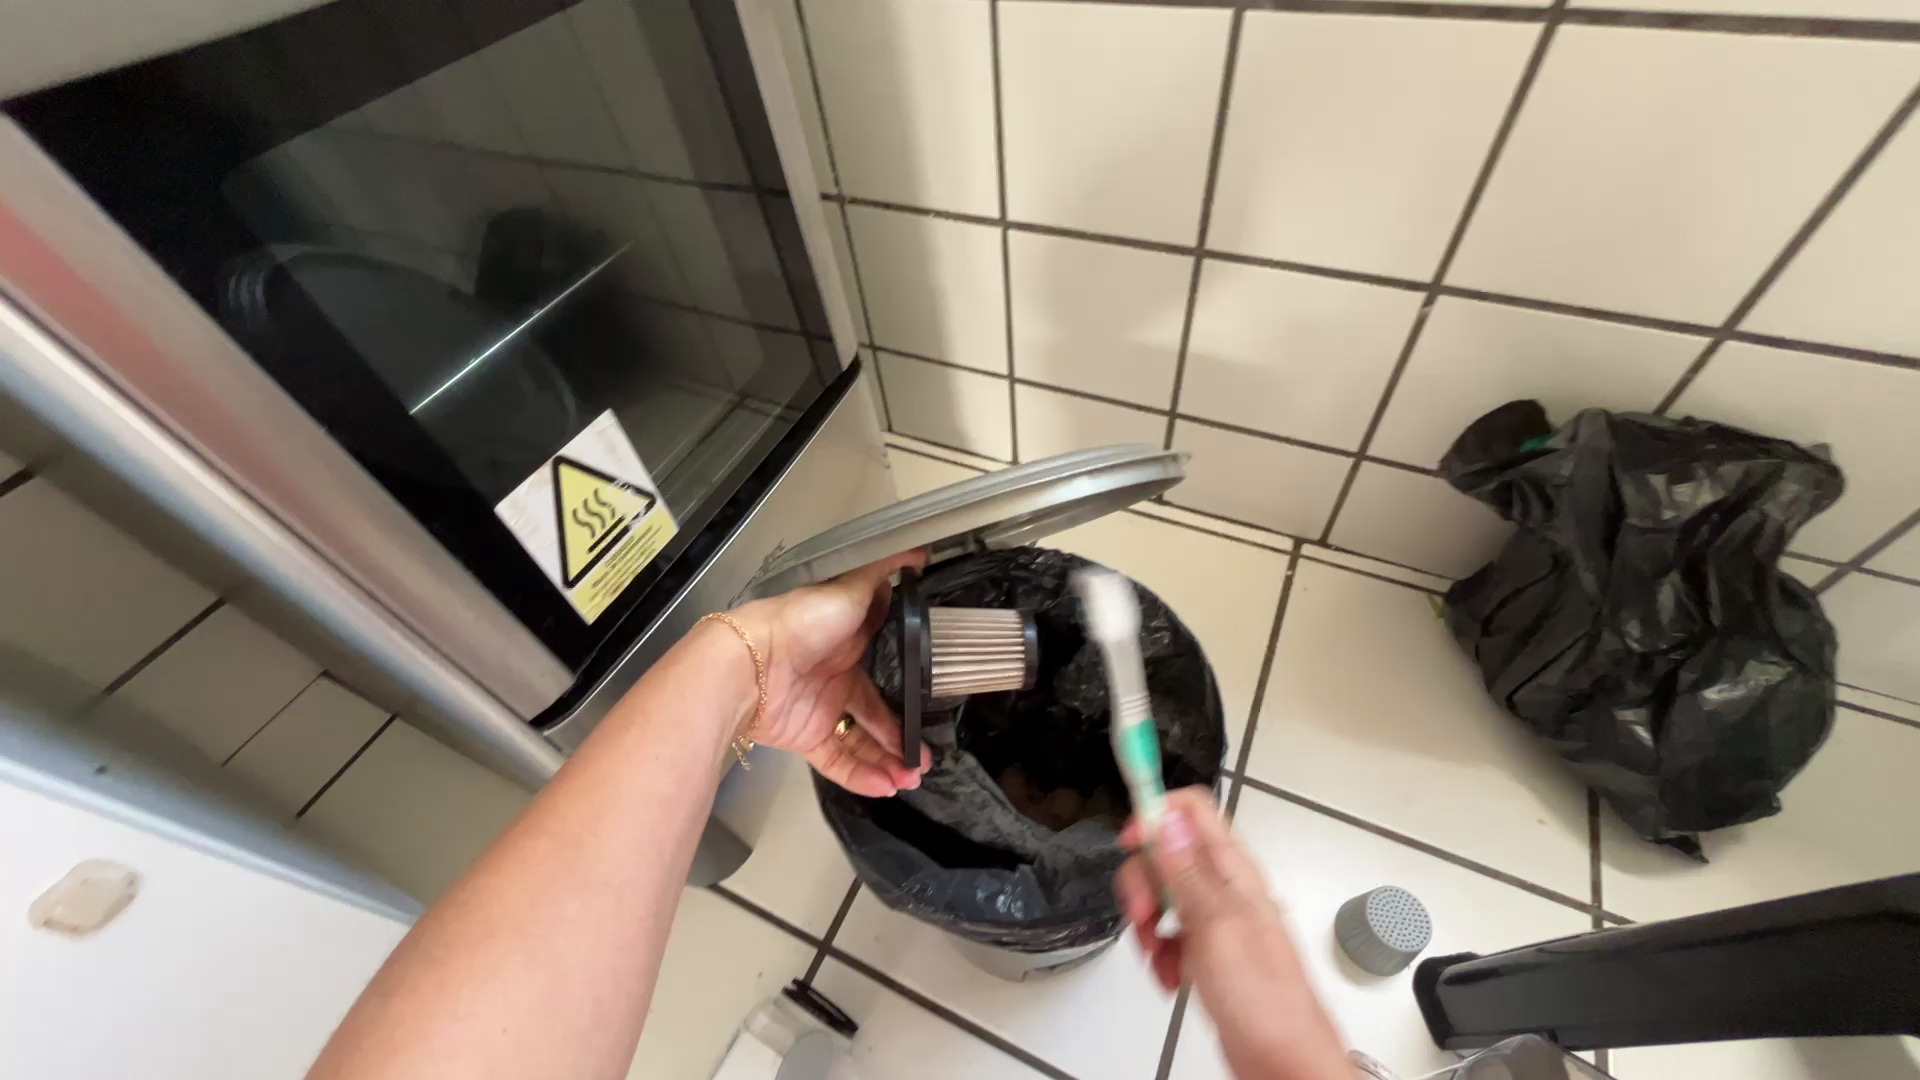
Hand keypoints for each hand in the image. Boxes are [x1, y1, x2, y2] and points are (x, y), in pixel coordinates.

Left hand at [727, 550, 932, 797]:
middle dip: (905, 734)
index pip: (890, 668)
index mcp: (851, 643)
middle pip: (880, 711)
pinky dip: (862, 775)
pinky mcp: (807, 737)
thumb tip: (919, 553)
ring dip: (889, 760)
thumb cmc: (803, 622)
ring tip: (912, 777)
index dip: (913, 687)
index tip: (937, 703)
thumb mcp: (849, 589)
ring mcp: (823, 709)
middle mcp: (840, 676)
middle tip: (929, 756)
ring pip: (863, 741)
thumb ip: (884, 573)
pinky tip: (887, 785)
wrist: (750, 663)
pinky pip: (839, 761)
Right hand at [1116, 788, 1348, 1079]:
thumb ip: (1187, 871)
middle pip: (1165, 852)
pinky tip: (1169, 975)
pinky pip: (1167, 933)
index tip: (1129, 840)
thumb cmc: (1263, 999)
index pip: (1192, 810)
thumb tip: (1167, 819)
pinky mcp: (1206, 951)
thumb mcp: (1217, 926)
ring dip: (1147, 921)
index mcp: (1232, 870)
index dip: (1155, 813)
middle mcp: (1223, 887)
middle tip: (1142, 915)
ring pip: (1162, 893)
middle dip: (1142, 881)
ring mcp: (1214, 919)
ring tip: (1157, 955)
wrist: (1286, 1068)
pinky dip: (1159, 951)